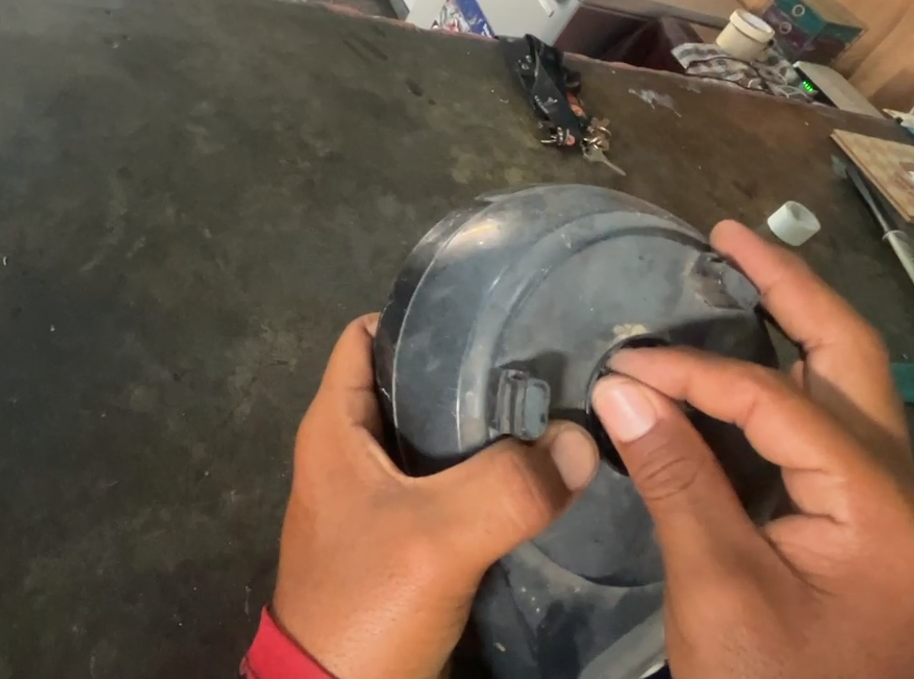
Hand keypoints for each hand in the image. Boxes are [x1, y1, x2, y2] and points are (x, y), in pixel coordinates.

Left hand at [271, 314, 598, 678]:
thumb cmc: (364, 601)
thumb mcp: (437, 537)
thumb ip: (507, 487)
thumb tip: (579, 439)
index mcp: (334, 424)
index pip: (366, 336)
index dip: (415, 317)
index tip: (481, 312)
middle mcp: (346, 446)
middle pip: (402, 380)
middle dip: (458, 367)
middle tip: (528, 360)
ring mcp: (369, 491)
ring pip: (423, 432)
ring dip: (470, 422)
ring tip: (537, 407)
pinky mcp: (393, 530)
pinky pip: (435, 478)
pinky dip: (471, 468)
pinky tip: (520, 470)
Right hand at [591, 221, 913, 678]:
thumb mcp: (719, 592)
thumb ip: (677, 478)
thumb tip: (620, 387)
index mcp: (880, 509)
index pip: (774, 401)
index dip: (689, 373)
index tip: (621, 367)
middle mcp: (905, 496)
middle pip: (851, 358)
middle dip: (789, 286)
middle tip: (726, 234)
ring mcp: (894, 515)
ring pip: (848, 389)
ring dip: (793, 325)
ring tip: (737, 273)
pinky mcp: (869, 532)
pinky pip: (827, 432)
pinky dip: (781, 384)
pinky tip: (739, 368)